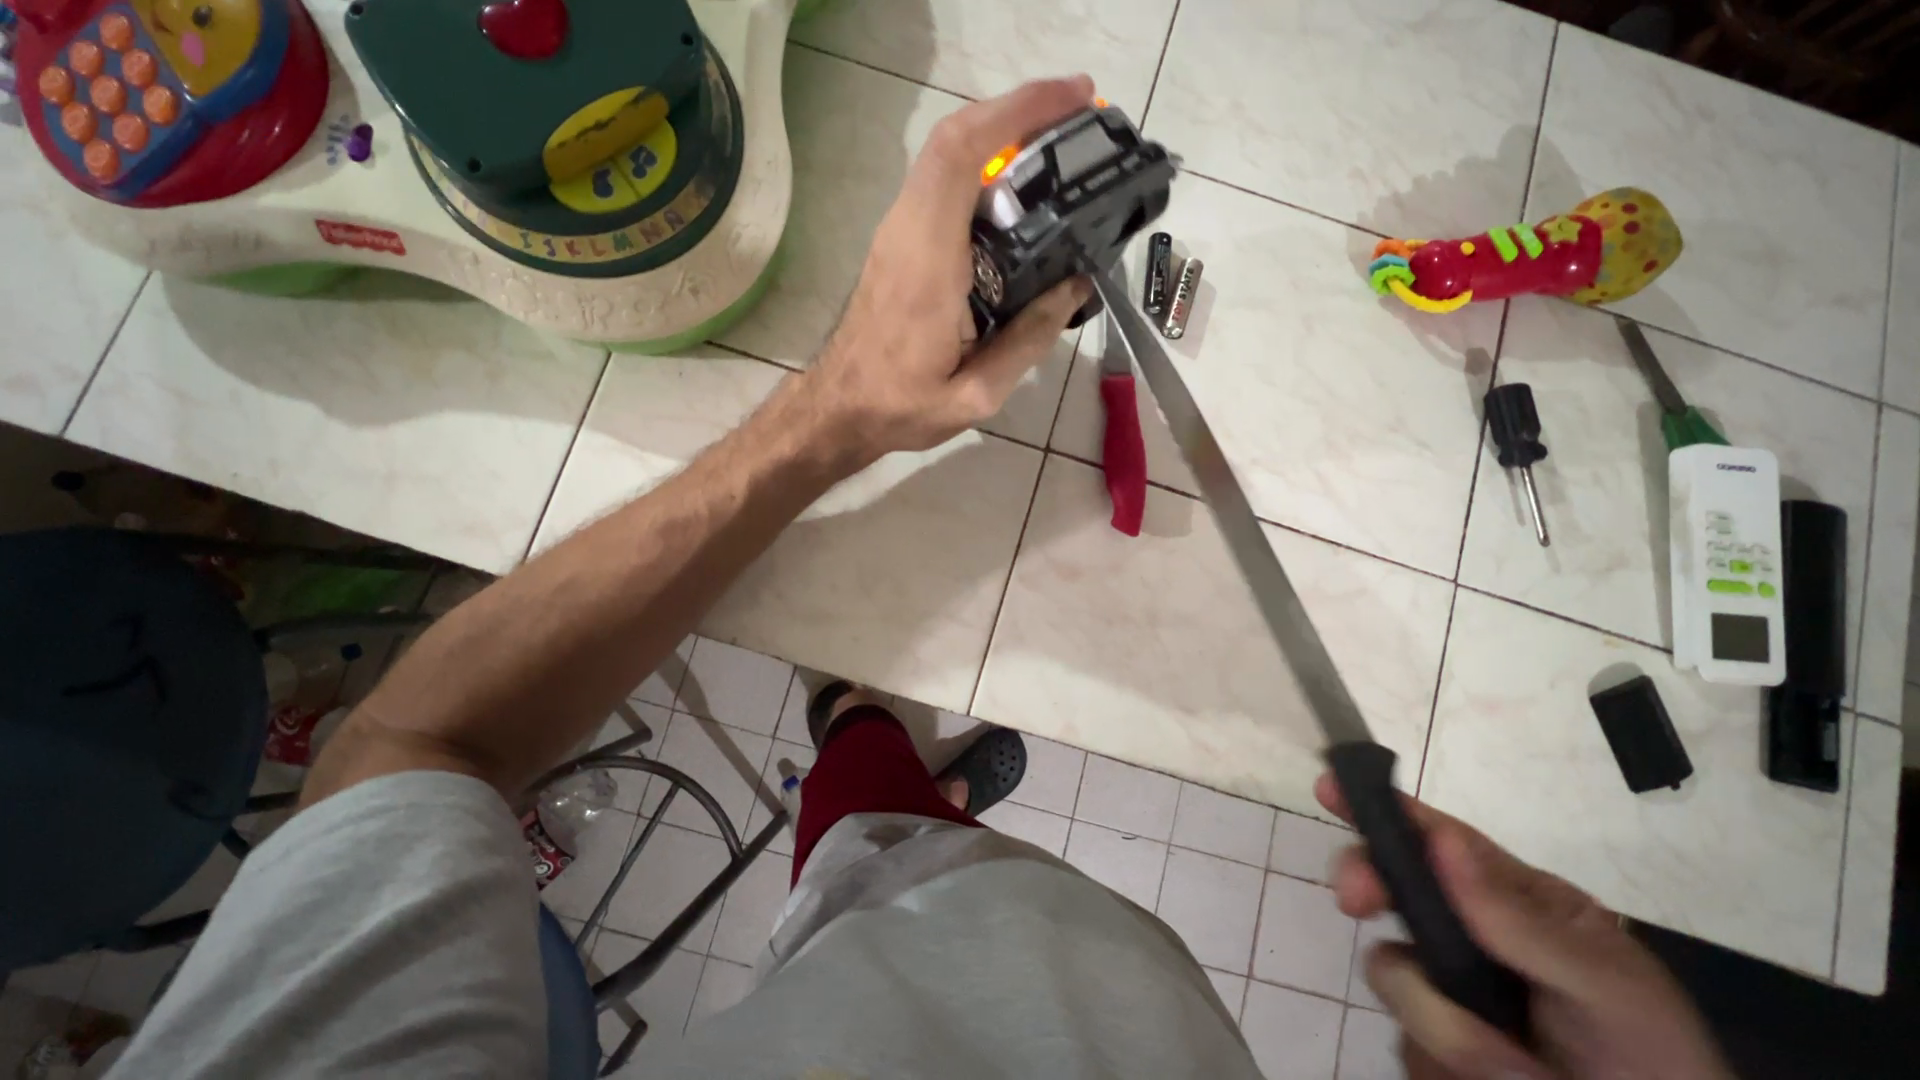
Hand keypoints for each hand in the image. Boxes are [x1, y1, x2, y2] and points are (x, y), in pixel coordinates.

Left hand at [801, 76, 1096, 463]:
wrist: (840, 406)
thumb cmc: (901, 405)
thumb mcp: (977, 392)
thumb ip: (1029, 338)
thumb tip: (1076, 284)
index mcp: (928, 261)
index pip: (962, 156)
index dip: (1018, 112)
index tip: (1075, 97)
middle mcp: (908, 229)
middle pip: (956, 137)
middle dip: (1020, 109)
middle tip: (1081, 113)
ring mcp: (898, 230)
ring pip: (948, 154)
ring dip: (1002, 133)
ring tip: (1061, 143)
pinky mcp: (899, 239)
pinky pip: (943, 181)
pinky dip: (984, 162)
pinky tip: (1021, 187)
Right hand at [1313, 774, 1733, 1079]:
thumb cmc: (1652, 1058)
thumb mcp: (1604, 985)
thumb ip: (1518, 921)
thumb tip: (1442, 842)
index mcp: (1512, 902)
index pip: (1438, 840)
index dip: (1382, 808)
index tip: (1329, 786)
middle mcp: (1466, 937)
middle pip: (1388, 890)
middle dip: (1369, 887)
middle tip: (1357, 902)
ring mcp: (1444, 993)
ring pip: (1393, 976)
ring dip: (1448, 1024)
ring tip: (1519, 1069)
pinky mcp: (1432, 1049)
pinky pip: (1409, 1045)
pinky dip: (1448, 1066)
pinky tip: (1497, 1078)